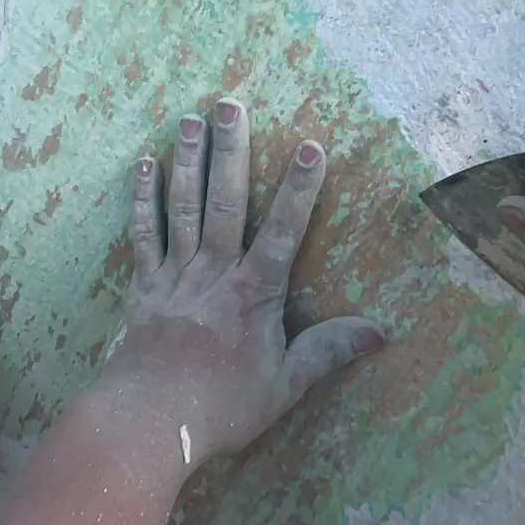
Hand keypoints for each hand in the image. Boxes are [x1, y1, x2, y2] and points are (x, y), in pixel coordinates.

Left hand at [0, 98, 384, 524]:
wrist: (153, 420)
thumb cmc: (225, 405)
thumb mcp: (287, 385)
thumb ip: (329, 351)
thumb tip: (382, 331)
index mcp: (254, 292)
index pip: (283, 230)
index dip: (299, 189)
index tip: (310, 147)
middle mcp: (214, 270)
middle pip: (225, 200)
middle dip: (230, 150)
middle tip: (229, 104)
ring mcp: (176, 272)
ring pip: (183, 205)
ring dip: (186, 159)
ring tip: (188, 118)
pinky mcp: (144, 282)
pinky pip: (142, 231)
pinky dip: (143, 197)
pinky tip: (143, 164)